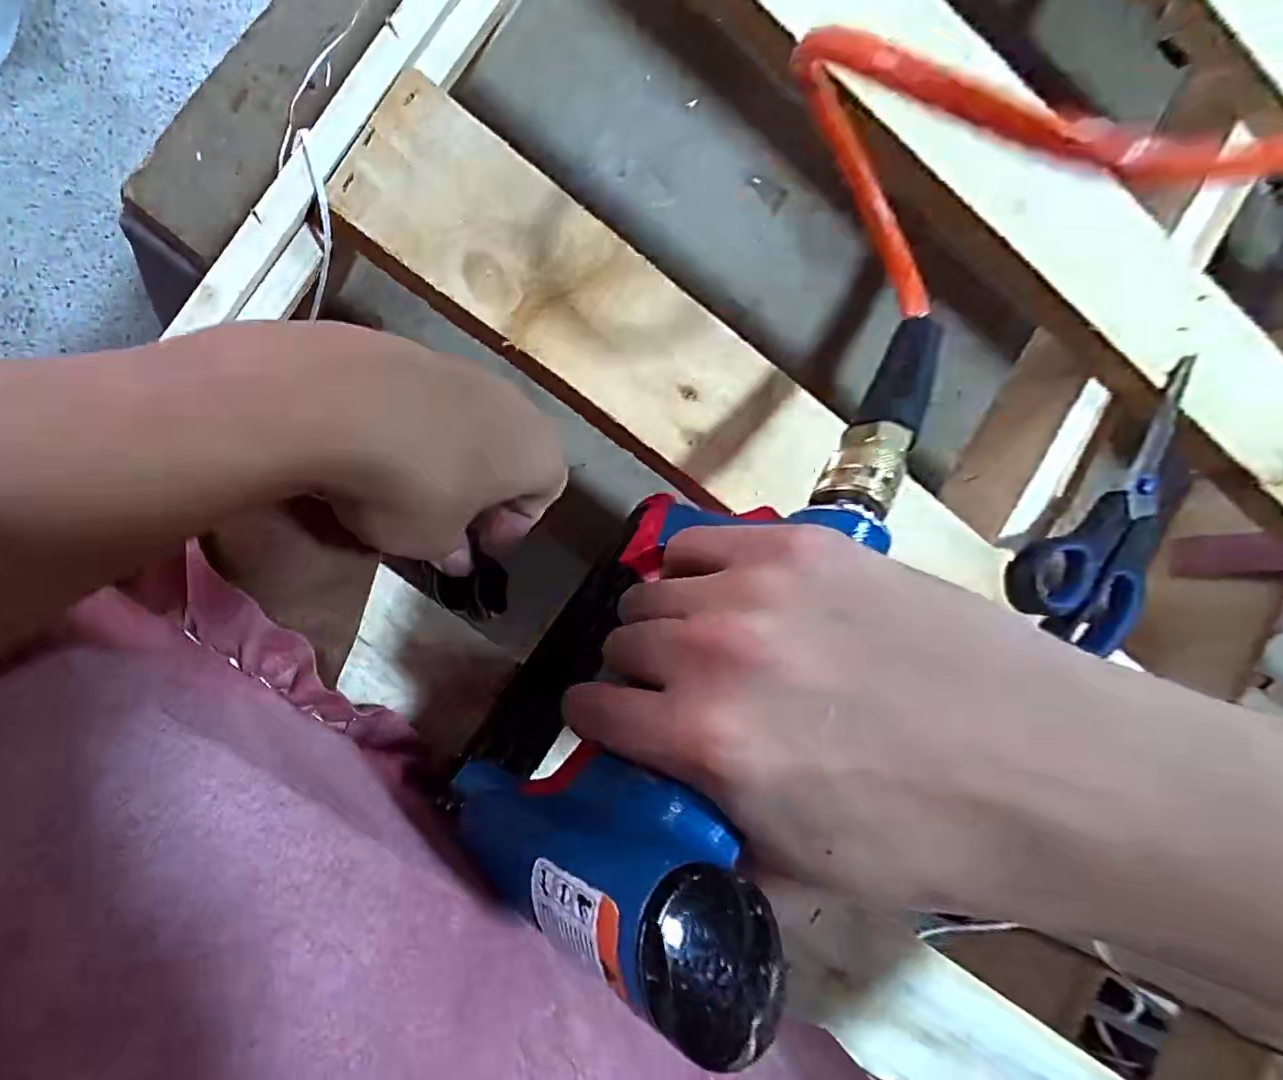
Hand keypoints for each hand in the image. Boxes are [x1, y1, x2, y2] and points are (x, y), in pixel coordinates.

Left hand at [211, 321, 566, 571]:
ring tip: (400, 484)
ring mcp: (460, 368)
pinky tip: (371, 449)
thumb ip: (449, 550)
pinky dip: (406, 426)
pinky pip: (419, 401)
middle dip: (477, 488)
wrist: (344, 402)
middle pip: (504, 451)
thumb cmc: (411, 488)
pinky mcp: (410, 351)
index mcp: (536, 450)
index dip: (512, 526)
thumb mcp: (430, 541)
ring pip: (462, 422)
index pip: (545, 492)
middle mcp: (511, 401)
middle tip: (442, 519)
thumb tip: (456, 556)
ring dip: (441, 454)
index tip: (476, 547)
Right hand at [559, 524, 1267, 928]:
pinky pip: (692, 543)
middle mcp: (710, 655)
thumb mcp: (791, 866)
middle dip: (635, 673)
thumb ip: (696, 833)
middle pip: (616, 644)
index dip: (596, 721)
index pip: (587, 708)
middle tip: (676, 689)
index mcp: (702, 739)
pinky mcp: (797, 547)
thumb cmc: (927, 834)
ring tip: (706, 641)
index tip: (616, 724)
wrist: (1071, 774)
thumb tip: (643, 806)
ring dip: (662, 623)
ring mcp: (752, 591)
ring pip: (645, 593)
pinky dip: (690, 569)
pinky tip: (723, 592)